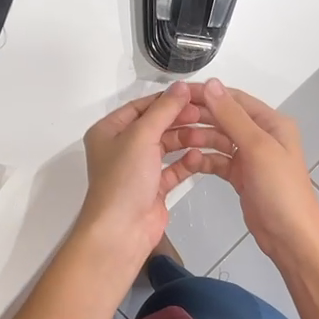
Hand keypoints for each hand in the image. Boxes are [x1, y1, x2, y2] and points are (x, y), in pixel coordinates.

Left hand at [74, 82, 211, 258]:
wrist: (122, 230)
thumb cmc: (122, 183)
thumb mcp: (141, 137)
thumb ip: (163, 110)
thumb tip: (180, 88)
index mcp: (109, 131)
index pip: (142, 106)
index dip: (168, 99)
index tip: (195, 94)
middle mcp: (121, 147)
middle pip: (157, 124)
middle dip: (181, 119)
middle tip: (207, 115)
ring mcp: (138, 168)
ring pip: (168, 146)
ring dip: (188, 140)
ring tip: (209, 135)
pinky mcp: (153, 186)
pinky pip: (174, 168)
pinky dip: (187, 162)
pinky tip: (200, 157)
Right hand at [171, 79, 318, 259]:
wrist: (291, 237)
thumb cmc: (280, 190)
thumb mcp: (257, 148)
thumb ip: (232, 116)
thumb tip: (211, 83)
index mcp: (271, 123)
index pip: (233, 99)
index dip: (206, 94)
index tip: (176, 94)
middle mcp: (261, 135)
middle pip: (224, 118)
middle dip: (198, 117)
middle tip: (169, 119)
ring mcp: (250, 156)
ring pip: (218, 139)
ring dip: (198, 138)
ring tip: (175, 141)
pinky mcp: (240, 175)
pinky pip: (217, 160)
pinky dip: (203, 159)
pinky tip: (188, 161)